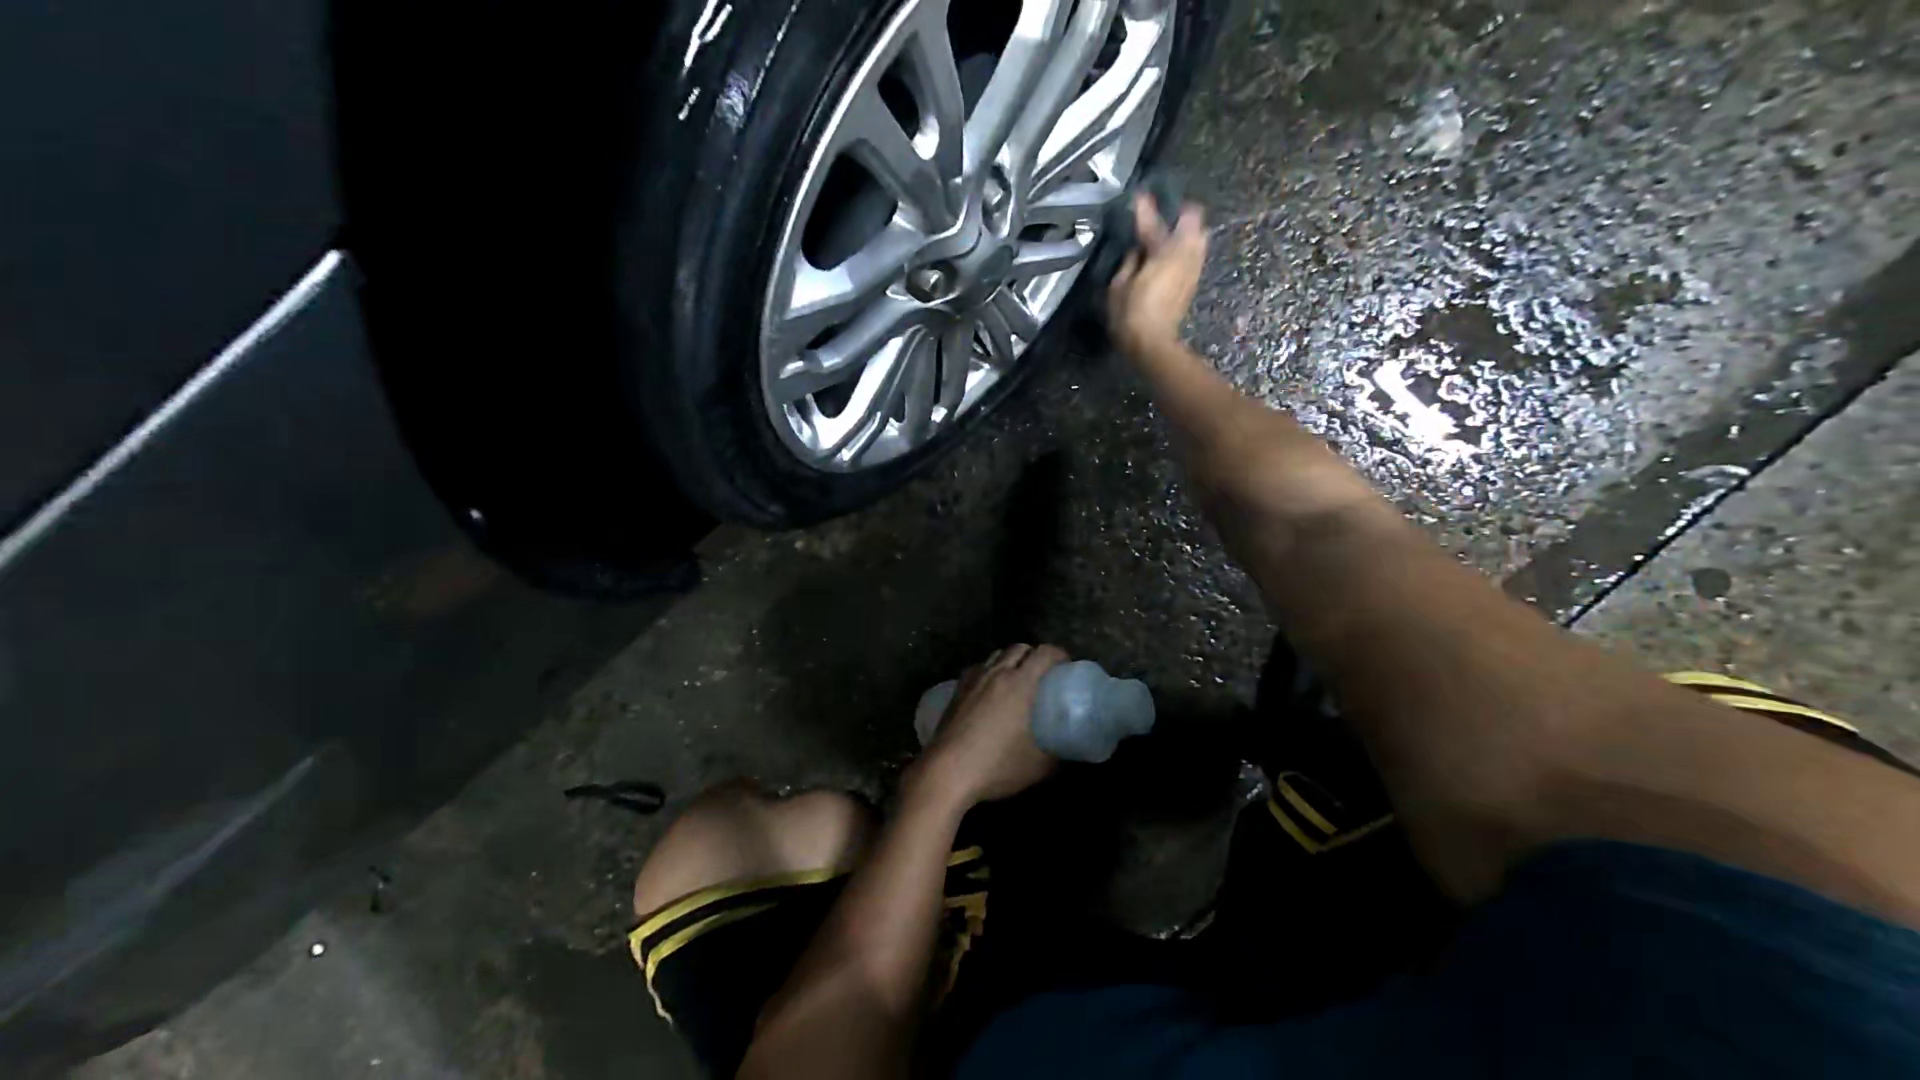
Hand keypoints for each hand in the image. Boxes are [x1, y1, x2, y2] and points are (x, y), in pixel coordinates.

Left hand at [912, 644, 1067, 808]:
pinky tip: (989, 690)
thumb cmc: (997, 766)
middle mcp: (996, 673)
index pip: (1043, 653)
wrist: (947, 772)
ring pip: (995, 656)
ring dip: (1010, 660)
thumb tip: (1064, 749)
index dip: (1059, 654)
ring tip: (1016, 679)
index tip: (1066, 665)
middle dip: (1034, 654)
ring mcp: (973, 680)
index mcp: (1020, 683)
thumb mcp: (1038, 766)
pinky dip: (989, 671)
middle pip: (1018, 648)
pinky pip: (977, 669)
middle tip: (1043, 673)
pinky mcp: (956, 691)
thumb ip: (1056, 754)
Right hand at [1107, 194, 1207, 356]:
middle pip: (1193, 219)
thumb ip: (1129, 262)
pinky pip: (1195, 253)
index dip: (1145, 208)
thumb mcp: (1119, 286)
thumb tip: (1138, 250)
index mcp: (1163, 252)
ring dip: (1186, 230)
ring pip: (1199, 236)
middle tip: (1165, 213)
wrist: (1152, 344)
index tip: (1140, 195)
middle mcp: (1185, 254)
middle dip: (1181, 212)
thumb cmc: (1130, 315)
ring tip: (1170, 232)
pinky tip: (1171, 254)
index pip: (1152, 223)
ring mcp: (1192, 268)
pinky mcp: (1192, 281)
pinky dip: (1186, 247)